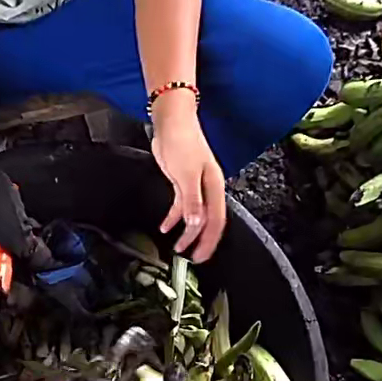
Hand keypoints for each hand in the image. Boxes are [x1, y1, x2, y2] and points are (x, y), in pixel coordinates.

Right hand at [0, 129, 49, 286]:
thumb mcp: (13, 230)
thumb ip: (29, 251)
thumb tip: (47, 265)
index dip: (13, 294)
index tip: (34, 292)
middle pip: (1, 272)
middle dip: (24, 270)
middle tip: (44, 267)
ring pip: (6, 252)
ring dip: (25, 250)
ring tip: (41, 246)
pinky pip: (7, 234)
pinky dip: (20, 233)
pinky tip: (32, 226)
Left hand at [150, 95, 227, 262]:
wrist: (172, 121)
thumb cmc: (182, 141)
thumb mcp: (186, 175)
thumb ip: (192, 201)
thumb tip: (196, 224)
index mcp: (214, 187)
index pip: (215, 221)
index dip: (209, 241)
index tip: (201, 256)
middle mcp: (208, 189)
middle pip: (208, 222)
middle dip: (201, 242)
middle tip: (192, 259)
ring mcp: (196, 186)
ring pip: (195, 216)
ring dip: (187, 233)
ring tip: (178, 249)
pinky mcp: (183, 182)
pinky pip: (181, 206)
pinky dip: (174, 218)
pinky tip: (165, 227)